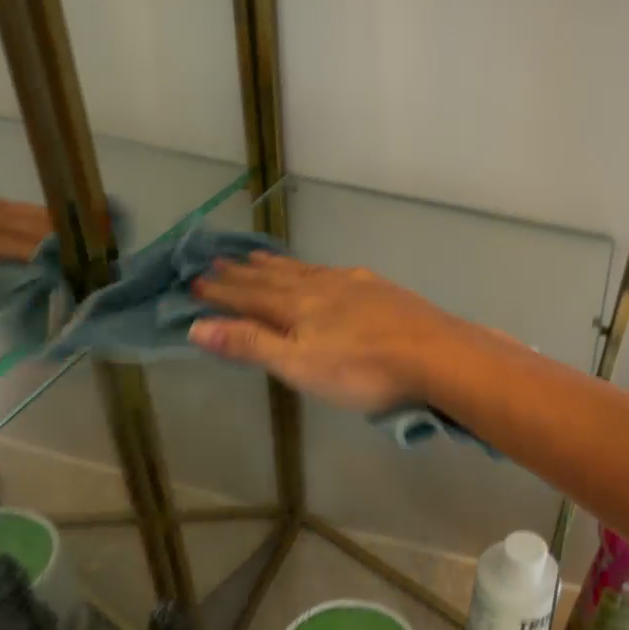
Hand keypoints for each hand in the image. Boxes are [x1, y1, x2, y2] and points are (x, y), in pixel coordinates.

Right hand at [190, 253, 472, 411]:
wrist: (436, 355)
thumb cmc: (364, 371)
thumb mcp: (299, 366)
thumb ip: (250, 345)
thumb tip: (195, 326)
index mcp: (297, 307)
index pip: (248, 296)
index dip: (219, 292)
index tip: (192, 282)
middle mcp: (322, 287)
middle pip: (273, 278)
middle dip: (241, 273)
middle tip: (215, 261)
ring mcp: (355, 285)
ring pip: (305, 271)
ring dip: (276, 266)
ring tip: (256, 258)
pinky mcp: (382, 291)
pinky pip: (335, 272)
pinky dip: (315, 270)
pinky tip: (323, 272)